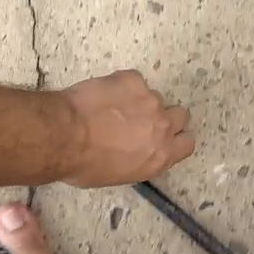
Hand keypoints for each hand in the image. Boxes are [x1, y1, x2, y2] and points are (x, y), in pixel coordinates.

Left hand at [56, 70, 194, 186]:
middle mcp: (163, 126)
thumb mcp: (118, 175)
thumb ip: (140, 159)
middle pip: (179, 115)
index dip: (175, 139)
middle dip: (163, 116)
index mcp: (161, 155)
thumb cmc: (85, 164)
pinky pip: (133, 80)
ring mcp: (150, 99)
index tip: (162, 138)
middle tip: (139, 120)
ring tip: (112, 107)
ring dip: (138, 101)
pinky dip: (121, 86)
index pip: (187, 143)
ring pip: (153, 96)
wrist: (66, 134)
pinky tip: (103, 94)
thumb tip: (136, 150)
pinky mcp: (133, 79)